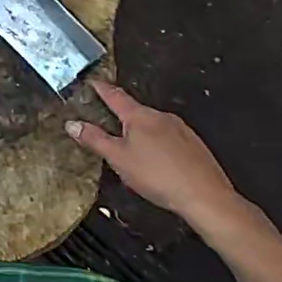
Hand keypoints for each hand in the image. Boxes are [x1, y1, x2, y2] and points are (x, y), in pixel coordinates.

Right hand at [67, 80, 247, 231]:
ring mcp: (181, 130)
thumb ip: (94, 139)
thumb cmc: (159, 176)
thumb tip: (73, 124)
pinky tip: (155, 163)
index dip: (101, 88)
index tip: (92, 82)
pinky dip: (157, 144)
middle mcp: (161, 117)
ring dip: (139, 132)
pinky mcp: (194, 146)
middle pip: (134, 110)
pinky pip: (168, 137)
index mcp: (140, 116)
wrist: (207, 199)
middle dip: (120, 116)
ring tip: (131, 151)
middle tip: (105, 127)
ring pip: (152, 125)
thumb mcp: (117, 158)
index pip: (115, 95)